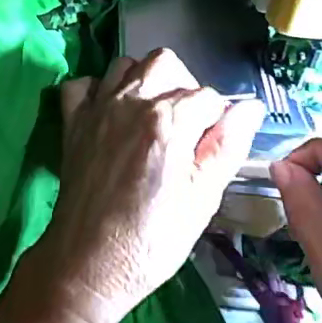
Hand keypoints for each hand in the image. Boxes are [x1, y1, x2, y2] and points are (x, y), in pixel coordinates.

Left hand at [26, 48, 263, 322]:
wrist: (89, 260)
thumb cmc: (154, 238)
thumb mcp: (204, 198)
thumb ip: (228, 146)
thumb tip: (250, 108)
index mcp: (168, 119)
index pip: (208, 95)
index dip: (220, 117)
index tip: (216, 142)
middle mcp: (129, 101)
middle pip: (165, 62)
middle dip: (183, 84)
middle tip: (188, 123)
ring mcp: (96, 108)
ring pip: (124, 65)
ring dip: (143, 80)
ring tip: (153, 116)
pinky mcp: (71, 121)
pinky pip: (82, 85)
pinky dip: (97, 90)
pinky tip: (110, 113)